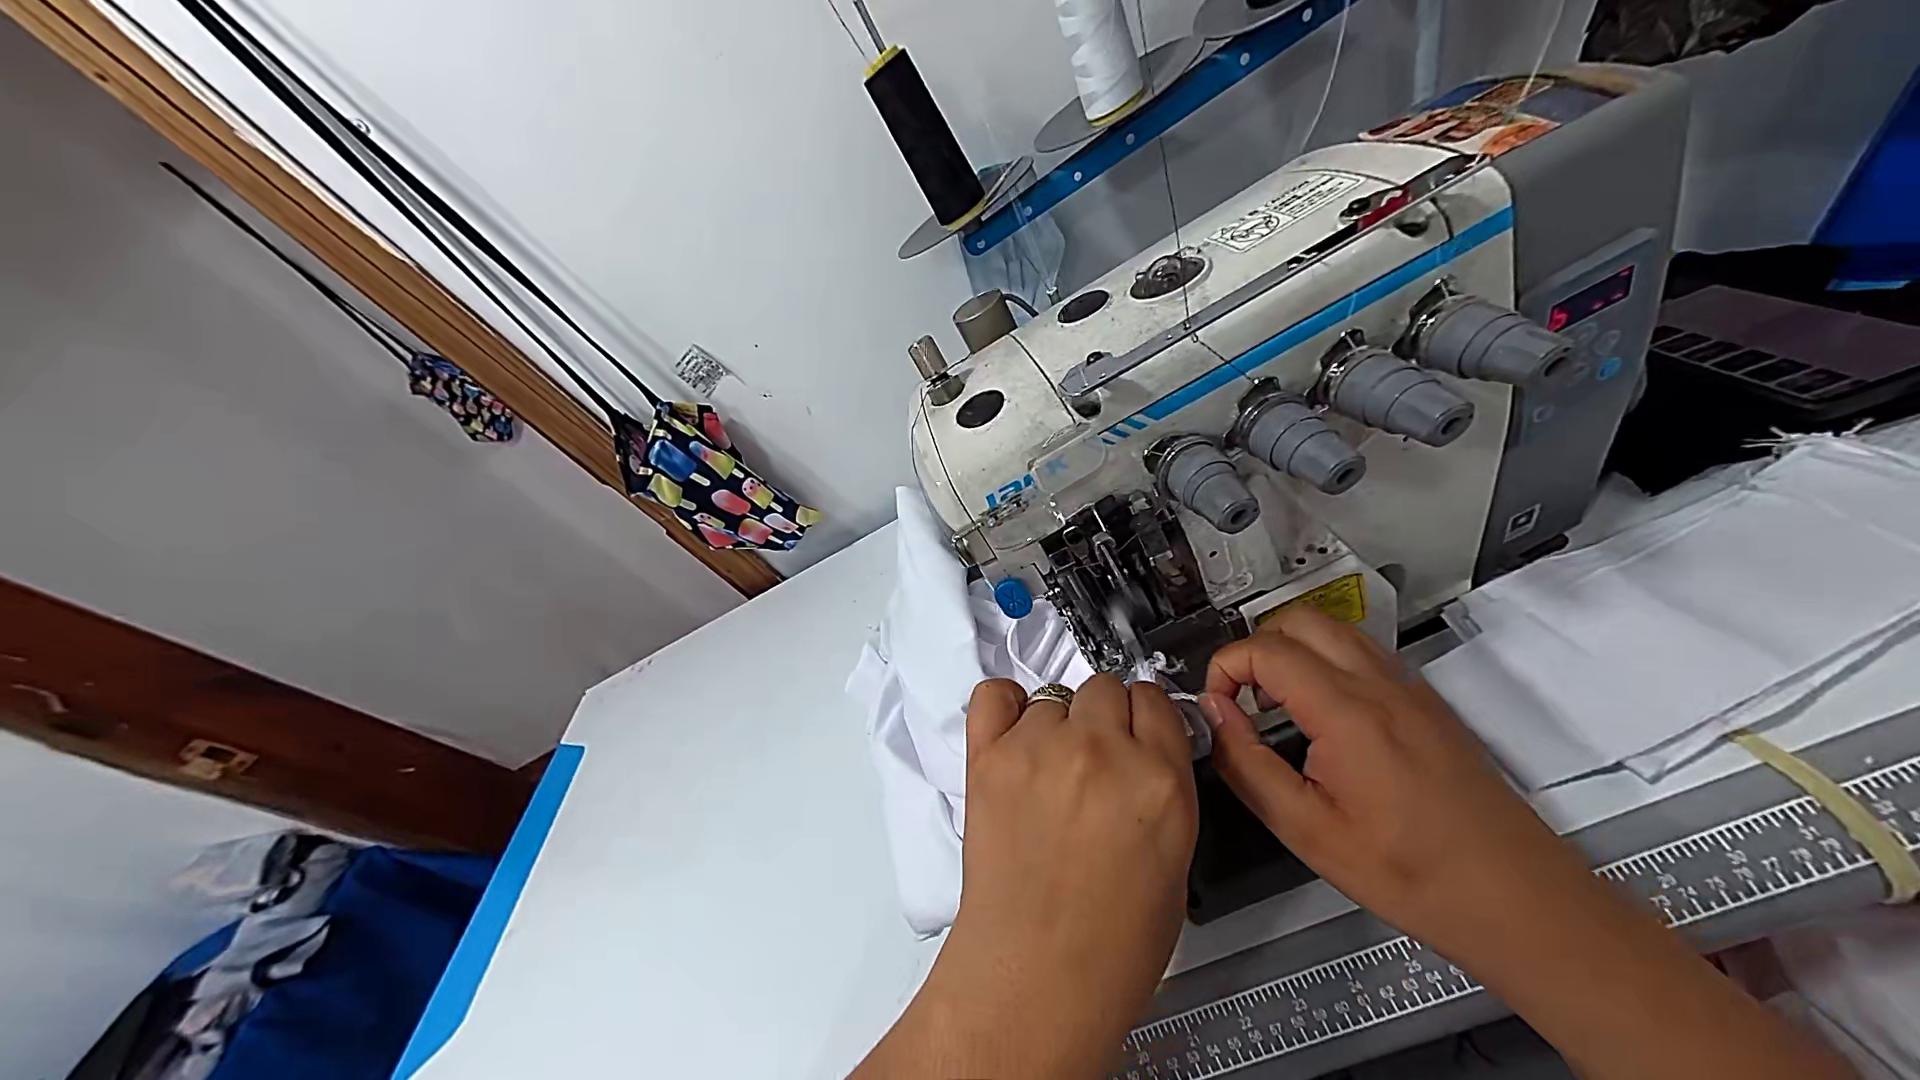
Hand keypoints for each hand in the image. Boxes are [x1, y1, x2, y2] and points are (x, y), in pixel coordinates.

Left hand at [853, 674, 1196, 1078]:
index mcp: (1159, 779)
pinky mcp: (990, 757)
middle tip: (1092, 754)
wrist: (1038, 972)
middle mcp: (1101, 752)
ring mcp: (1041, 749)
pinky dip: (1004, 707)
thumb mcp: (1175, 855)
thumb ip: (1163, 785)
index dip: (1144, 715)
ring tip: (1049, 771)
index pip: (1155, 699)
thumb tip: (1146, 749)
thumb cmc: (1109, 939)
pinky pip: (995, 695)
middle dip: (1103, 717)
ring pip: (1054, 695)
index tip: (1133, 727)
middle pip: (1106, 688)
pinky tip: (1014, 734)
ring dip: (1055, 724)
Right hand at [1198, 606, 1594, 962]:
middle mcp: (1381, 686)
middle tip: (1241, 695)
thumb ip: (1246, 763)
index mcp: (1348, 714)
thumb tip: (1214, 715)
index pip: (1265, 649)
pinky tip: (1318, 711)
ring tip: (1275, 701)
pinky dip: (1324, 659)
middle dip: (1253, 647)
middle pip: (1297, 619)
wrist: (1517, 898)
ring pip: (1331, 627)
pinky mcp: (1424, 701)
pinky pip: (1361, 650)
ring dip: (1290, 648)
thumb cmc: (1415, 873)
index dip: (1224, 667)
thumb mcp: (1305, 830)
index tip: (1216, 703)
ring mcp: (1408, 688)